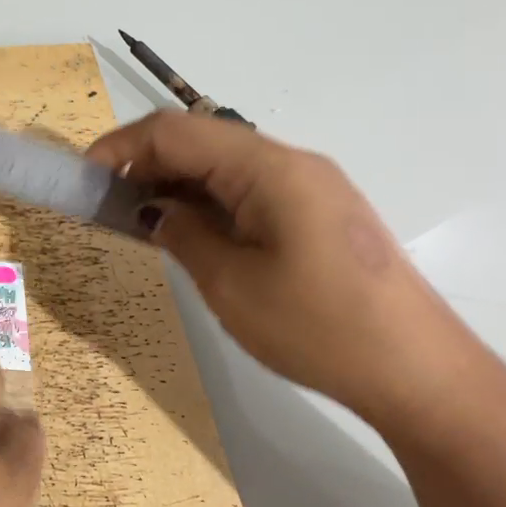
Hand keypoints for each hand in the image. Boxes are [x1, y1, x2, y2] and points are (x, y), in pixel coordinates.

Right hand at [87, 111, 470, 416]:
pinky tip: (184, 229)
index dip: (122, 146)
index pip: (177, 131)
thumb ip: (182, 233)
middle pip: (200, 138)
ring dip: (174, 180)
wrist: (421, 375)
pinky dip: (205, 198)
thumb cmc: (319, 328)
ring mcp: (309, 186)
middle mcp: (292, 163)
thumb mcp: (230, 284)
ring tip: (135, 218)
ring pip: (222, 162)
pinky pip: (246, 186)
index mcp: (270, 169)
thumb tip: (152, 209)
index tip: (84, 178)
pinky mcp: (317, 212)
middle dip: (144, 161)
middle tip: (104, 202)